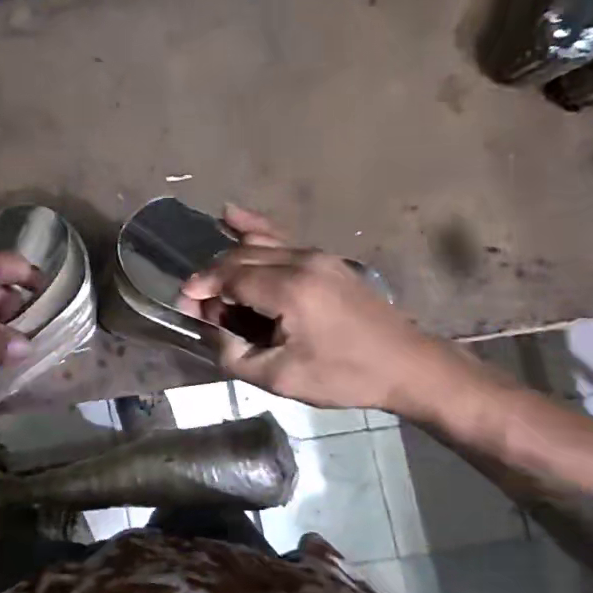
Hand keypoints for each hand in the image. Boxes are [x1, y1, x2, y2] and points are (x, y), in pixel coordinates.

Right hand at [178, 205, 464, 414]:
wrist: (407, 365)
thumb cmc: (344, 375)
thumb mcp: (280, 378)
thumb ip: (234, 355)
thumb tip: (211, 330)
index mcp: (289, 290)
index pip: (229, 278)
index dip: (202, 291)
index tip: (185, 309)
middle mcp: (301, 262)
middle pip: (239, 258)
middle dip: (211, 279)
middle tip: (199, 308)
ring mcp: (316, 256)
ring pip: (257, 245)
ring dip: (229, 262)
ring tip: (212, 286)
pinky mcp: (325, 260)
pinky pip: (280, 238)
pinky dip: (253, 228)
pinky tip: (230, 214)